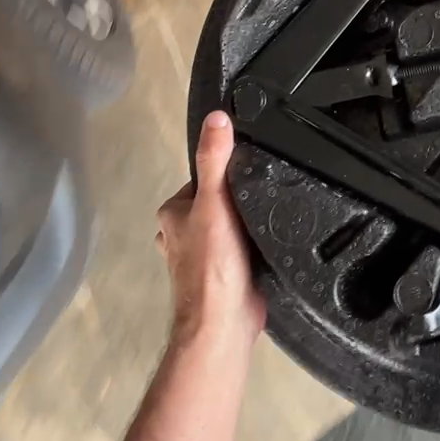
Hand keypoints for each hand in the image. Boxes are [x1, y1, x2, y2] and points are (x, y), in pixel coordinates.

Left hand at [156, 111, 264, 347]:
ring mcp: (201, 258)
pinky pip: (238, 248)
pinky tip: (266, 245)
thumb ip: (215, 160)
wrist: (223, 324)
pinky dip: (250, 245)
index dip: (227, 171)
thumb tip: (216, 117)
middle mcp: (181, 234)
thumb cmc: (212, 264)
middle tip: (263, 197)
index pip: (203, 176)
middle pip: (216, 201)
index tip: (251, 171)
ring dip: (244, 224)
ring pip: (226, 226)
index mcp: (173, 214)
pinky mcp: (223, 276)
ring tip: (267, 220)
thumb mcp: (214, 201)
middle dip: (237, 200)